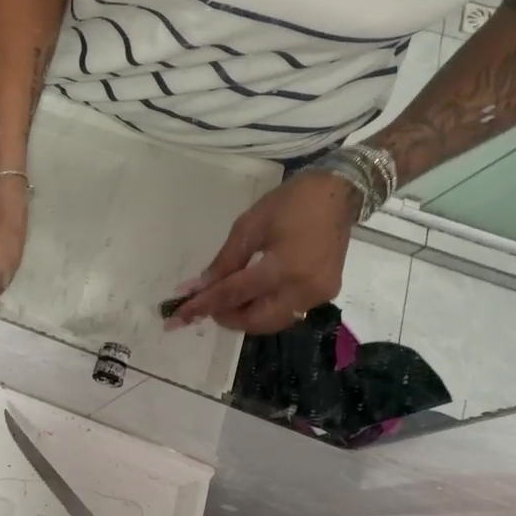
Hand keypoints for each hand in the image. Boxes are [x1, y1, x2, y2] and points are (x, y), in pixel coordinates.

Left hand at [169, 170, 358, 334]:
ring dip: (243, 316)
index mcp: (284, 269)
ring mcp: (319, 295)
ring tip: (221, 301)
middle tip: (202, 306)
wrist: (338, 194)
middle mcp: (304, 289)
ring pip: (272, 321)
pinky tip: (246, 297)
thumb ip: (223, 262)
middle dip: (225, 317)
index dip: (204, 305)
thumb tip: (197, 288)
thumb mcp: (248, 227)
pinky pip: (288, 312)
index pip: (234, 295)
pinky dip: (263, 310)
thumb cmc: (289, 204)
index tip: (178, 316)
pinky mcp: (327, 293)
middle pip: (256, 320)